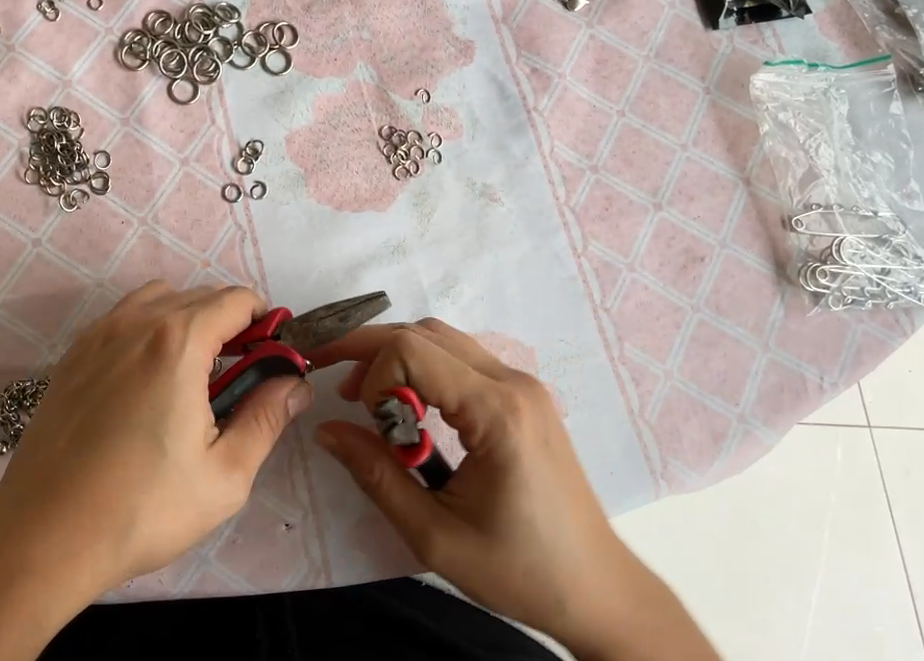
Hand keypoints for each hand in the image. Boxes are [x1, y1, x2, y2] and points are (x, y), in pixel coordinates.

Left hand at [0, 282, 312, 592]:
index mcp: (177, 341)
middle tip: (240, 379)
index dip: (265, 322)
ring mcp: (97, 335)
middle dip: (230, 324)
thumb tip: (296, 384)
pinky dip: (147, 331)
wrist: (46, 530)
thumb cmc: (143, 507)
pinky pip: (122, 320)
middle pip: (198, 295)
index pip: (235, 299)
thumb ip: (266, 418)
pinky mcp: (73, 356)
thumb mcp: (225, 475)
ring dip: (186, 321)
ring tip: (193, 377)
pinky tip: (148, 384)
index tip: (273, 360)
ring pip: (157, 300)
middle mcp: (135, 322)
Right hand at [311, 319, 717, 660]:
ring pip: (440, 337)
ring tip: (364, 397)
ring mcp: (522, 385)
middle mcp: (513, 383)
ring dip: (394, 356)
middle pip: (422, 332)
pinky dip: (421, 367)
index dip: (372, 375)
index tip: (366, 424)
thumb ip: (375, 474)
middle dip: (369, 350)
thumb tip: (325, 429)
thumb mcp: (434, 535)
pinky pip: (459, 357)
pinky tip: (405, 404)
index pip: (411, 349)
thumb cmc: (521, 570)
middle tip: (331, 380)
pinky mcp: (523, 397)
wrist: (599, 591)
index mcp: (497, 412)